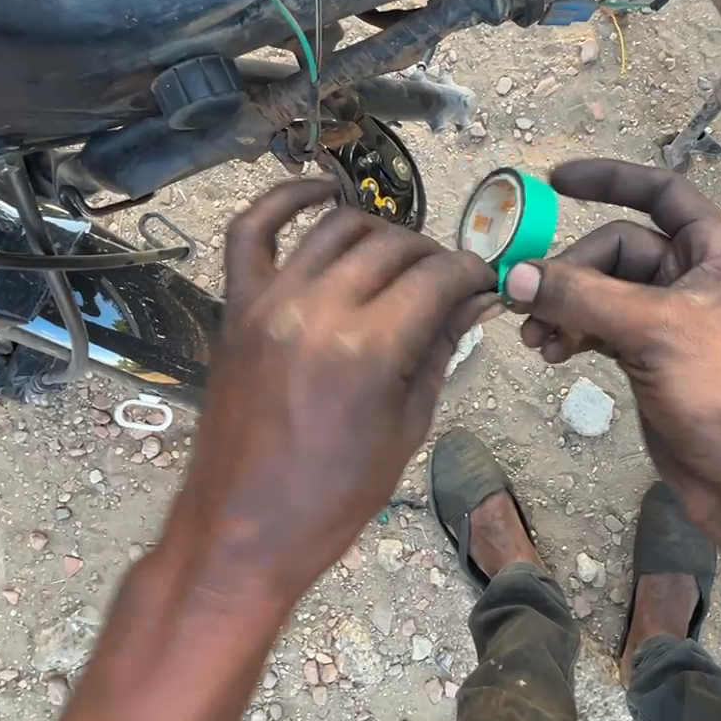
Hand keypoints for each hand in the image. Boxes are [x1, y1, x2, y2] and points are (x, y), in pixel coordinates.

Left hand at [180, 180, 496, 597]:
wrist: (242, 530)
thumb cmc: (336, 495)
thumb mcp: (408, 426)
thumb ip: (441, 348)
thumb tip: (478, 298)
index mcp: (370, 348)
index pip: (438, 276)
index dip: (472, 272)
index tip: (484, 281)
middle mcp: (319, 308)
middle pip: (392, 246)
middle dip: (433, 256)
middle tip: (446, 281)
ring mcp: (270, 300)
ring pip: (336, 228)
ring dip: (380, 233)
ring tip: (399, 258)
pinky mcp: (236, 306)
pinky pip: (251, 231)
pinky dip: (284, 199)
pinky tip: (321, 191)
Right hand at [507, 159, 720, 527]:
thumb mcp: (653, 331)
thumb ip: (582, 297)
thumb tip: (516, 275)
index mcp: (715, 251)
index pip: (660, 193)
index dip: (609, 178)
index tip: (554, 181)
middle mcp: (691, 276)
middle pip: (615, 250)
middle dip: (570, 275)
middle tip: (528, 303)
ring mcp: (667, 317)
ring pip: (600, 292)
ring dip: (563, 309)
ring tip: (534, 341)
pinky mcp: (646, 353)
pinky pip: (597, 326)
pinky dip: (571, 334)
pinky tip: (550, 354)